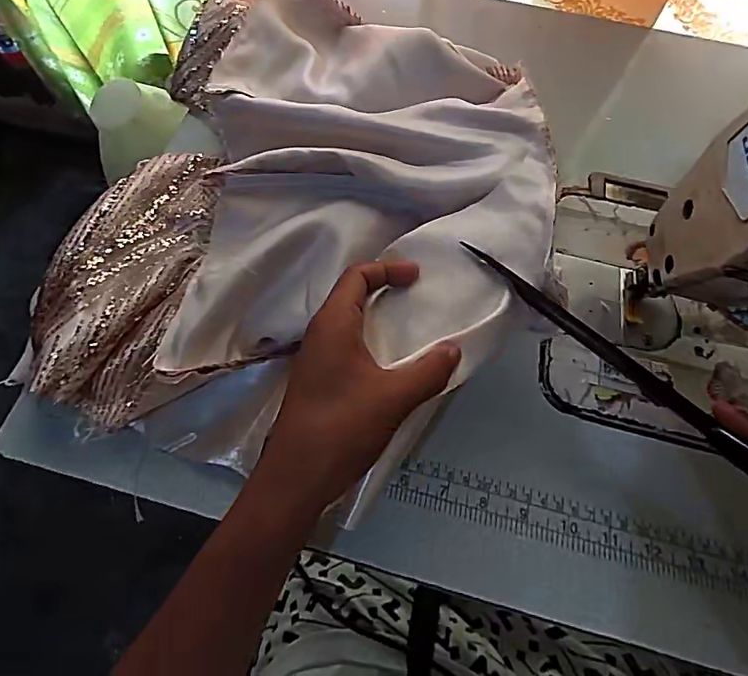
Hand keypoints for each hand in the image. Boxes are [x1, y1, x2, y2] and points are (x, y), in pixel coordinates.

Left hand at [251, 260, 461, 516]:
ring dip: (376, 316)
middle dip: (383, 287)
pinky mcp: (316, 381)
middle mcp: (319, 334)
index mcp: (333, 324)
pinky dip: (369, 340)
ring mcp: (314, 359)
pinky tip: (389, 365)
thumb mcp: (393, 398)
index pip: (356, 276)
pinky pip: (345, 345)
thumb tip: (453, 349)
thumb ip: (428, 371)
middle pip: (350, 294)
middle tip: (415, 295)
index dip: (387, 268)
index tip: (416, 276)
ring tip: (407, 327)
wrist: (294, 480)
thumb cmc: (340, 428)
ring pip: (347, 321)